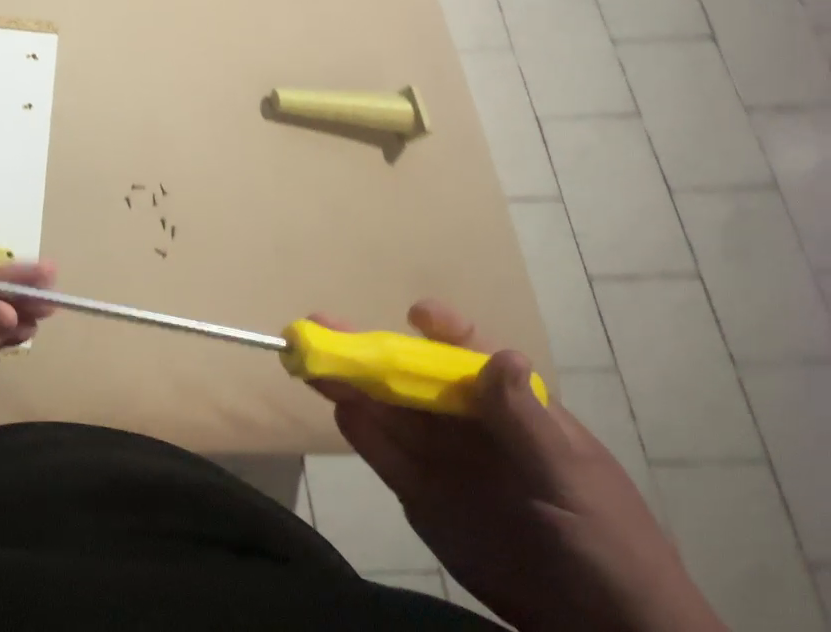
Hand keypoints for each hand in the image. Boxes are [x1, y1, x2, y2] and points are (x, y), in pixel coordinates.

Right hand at [309, 301, 723, 631]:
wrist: (602, 629)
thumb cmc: (606, 546)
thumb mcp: (571, 480)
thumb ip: (526, 421)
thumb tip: (501, 354)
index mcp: (516, 413)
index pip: (474, 360)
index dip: (443, 332)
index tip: (417, 314)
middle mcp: (471, 428)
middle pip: (412, 379)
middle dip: (370, 349)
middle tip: (320, 327)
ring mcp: (443, 461)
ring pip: (387, 410)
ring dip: (349, 382)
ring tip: (308, 361)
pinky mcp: (420, 495)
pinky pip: (382, 453)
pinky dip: (356, 428)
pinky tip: (335, 407)